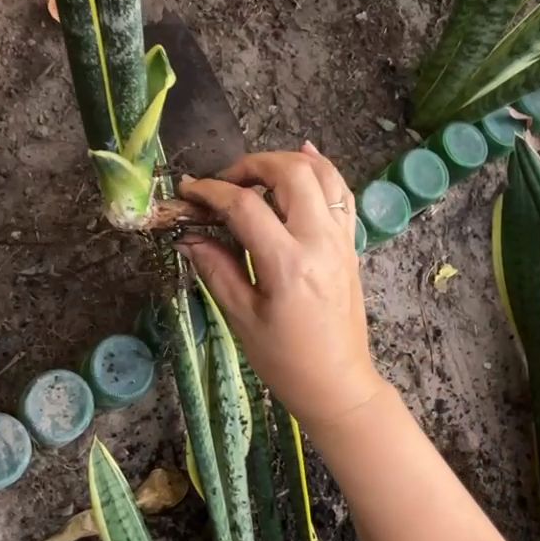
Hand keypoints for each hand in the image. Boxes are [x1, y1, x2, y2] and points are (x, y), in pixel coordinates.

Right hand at [177, 146, 387, 429]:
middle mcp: (319, 242)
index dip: (211, 192)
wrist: (337, 383)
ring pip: (322, 175)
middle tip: (225, 183)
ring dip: (287, 162)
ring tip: (257, 173)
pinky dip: (323, 170)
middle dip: (251, 165)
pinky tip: (304, 157)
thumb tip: (189, 237)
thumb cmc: (285, 360)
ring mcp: (341, 240)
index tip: (189, 192)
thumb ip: (216, 270)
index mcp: (288, 264)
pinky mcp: (350, 245)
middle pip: (290, 173)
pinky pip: (343, 194)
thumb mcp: (241, 318)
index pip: (245, 206)